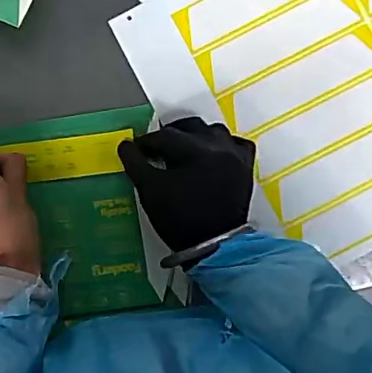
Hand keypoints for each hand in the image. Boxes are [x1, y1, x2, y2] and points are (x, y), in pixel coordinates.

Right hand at [117, 118, 256, 256]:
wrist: (212, 245)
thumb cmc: (178, 218)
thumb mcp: (150, 190)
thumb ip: (135, 163)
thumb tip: (126, 145)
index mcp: (197, 150)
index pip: (165, 136)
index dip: (145, 142)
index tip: (133, 149)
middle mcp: (220, 147)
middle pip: (191, 128)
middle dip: (169, 135)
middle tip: (154, 148)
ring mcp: (237, 157)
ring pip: (214, 133)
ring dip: (194, 137)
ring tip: (180, 151)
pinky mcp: (246, 170)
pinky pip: (235, 146)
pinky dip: (221, 145)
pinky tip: (211, 154)